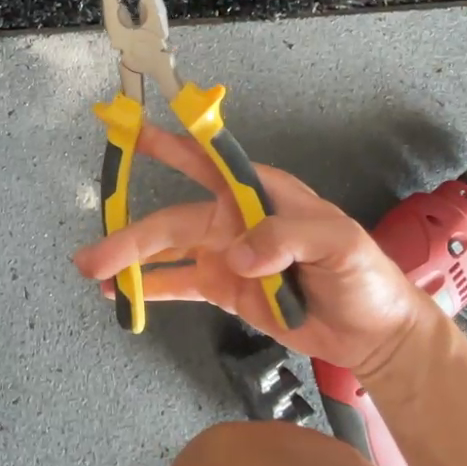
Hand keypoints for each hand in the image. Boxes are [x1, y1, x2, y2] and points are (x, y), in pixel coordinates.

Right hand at [72, 128, 432, 375]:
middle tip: (91, 255)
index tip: (132, 132)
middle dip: (129, 234)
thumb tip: (236, 254)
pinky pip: (177, 283)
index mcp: (256, 192)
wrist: (375, 333)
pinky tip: (120, 293)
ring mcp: (224, 253)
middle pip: (171, 219)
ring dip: (128, 260)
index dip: (169, 145)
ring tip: (92, 273)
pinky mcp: (223, 286)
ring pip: (164, 251)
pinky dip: (147, 287)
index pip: (206, 161)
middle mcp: (231, 217)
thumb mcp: (339, 244)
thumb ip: (288, 239)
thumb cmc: (363, 274)